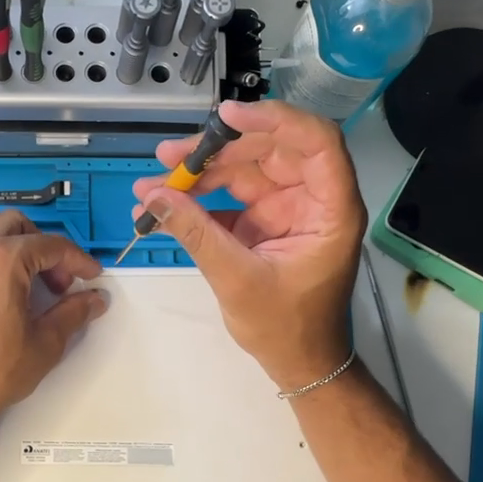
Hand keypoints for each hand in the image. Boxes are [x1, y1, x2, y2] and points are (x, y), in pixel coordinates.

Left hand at [0, 210, 107, 453]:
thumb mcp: (44, 343)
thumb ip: (73, 313)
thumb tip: (93, 300)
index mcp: (2, 258)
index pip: (51, 245)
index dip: (78, 260)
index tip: (89, 276)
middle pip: (16, 226)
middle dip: (43, 247)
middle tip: (57, 281)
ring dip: (11, 250)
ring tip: (25, 288)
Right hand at [133, 100, 364, 390]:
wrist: (297, 364)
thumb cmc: (286, 327)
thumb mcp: (238, 280)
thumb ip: (196, 234)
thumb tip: (152, 198)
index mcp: (330, 208)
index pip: (315, 142)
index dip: (273, 120)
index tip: (226, 117)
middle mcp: (312, 199)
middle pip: (268, 151)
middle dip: (216, 151)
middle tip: (168, 157)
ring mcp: (286, 210)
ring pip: (243, 172)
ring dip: (198, 174)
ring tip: (152, 182)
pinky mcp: (263, 224)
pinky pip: (229, 200)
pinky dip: (197, 201)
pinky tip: (161, 205)